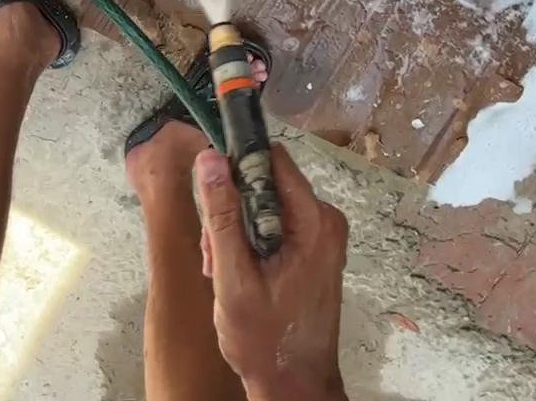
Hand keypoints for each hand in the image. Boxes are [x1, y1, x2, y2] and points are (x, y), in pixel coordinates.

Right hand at [194, 145, 349, 400]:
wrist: (293, 389)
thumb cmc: (264, 340)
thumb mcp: (233, 277)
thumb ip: (221, 215)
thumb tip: (211, 157)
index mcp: (314, 221)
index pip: (273, 160)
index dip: (238, 165)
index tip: (211, 191)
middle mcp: (325, 220)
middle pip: (267, 183)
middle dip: (232, 208)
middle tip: (212, 249)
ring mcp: (322, 235)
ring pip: (267, 204)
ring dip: (236, 228)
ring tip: (219, 267)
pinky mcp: (315, 248)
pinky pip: (276, 223)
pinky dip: (251, 241)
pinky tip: (235, 271)